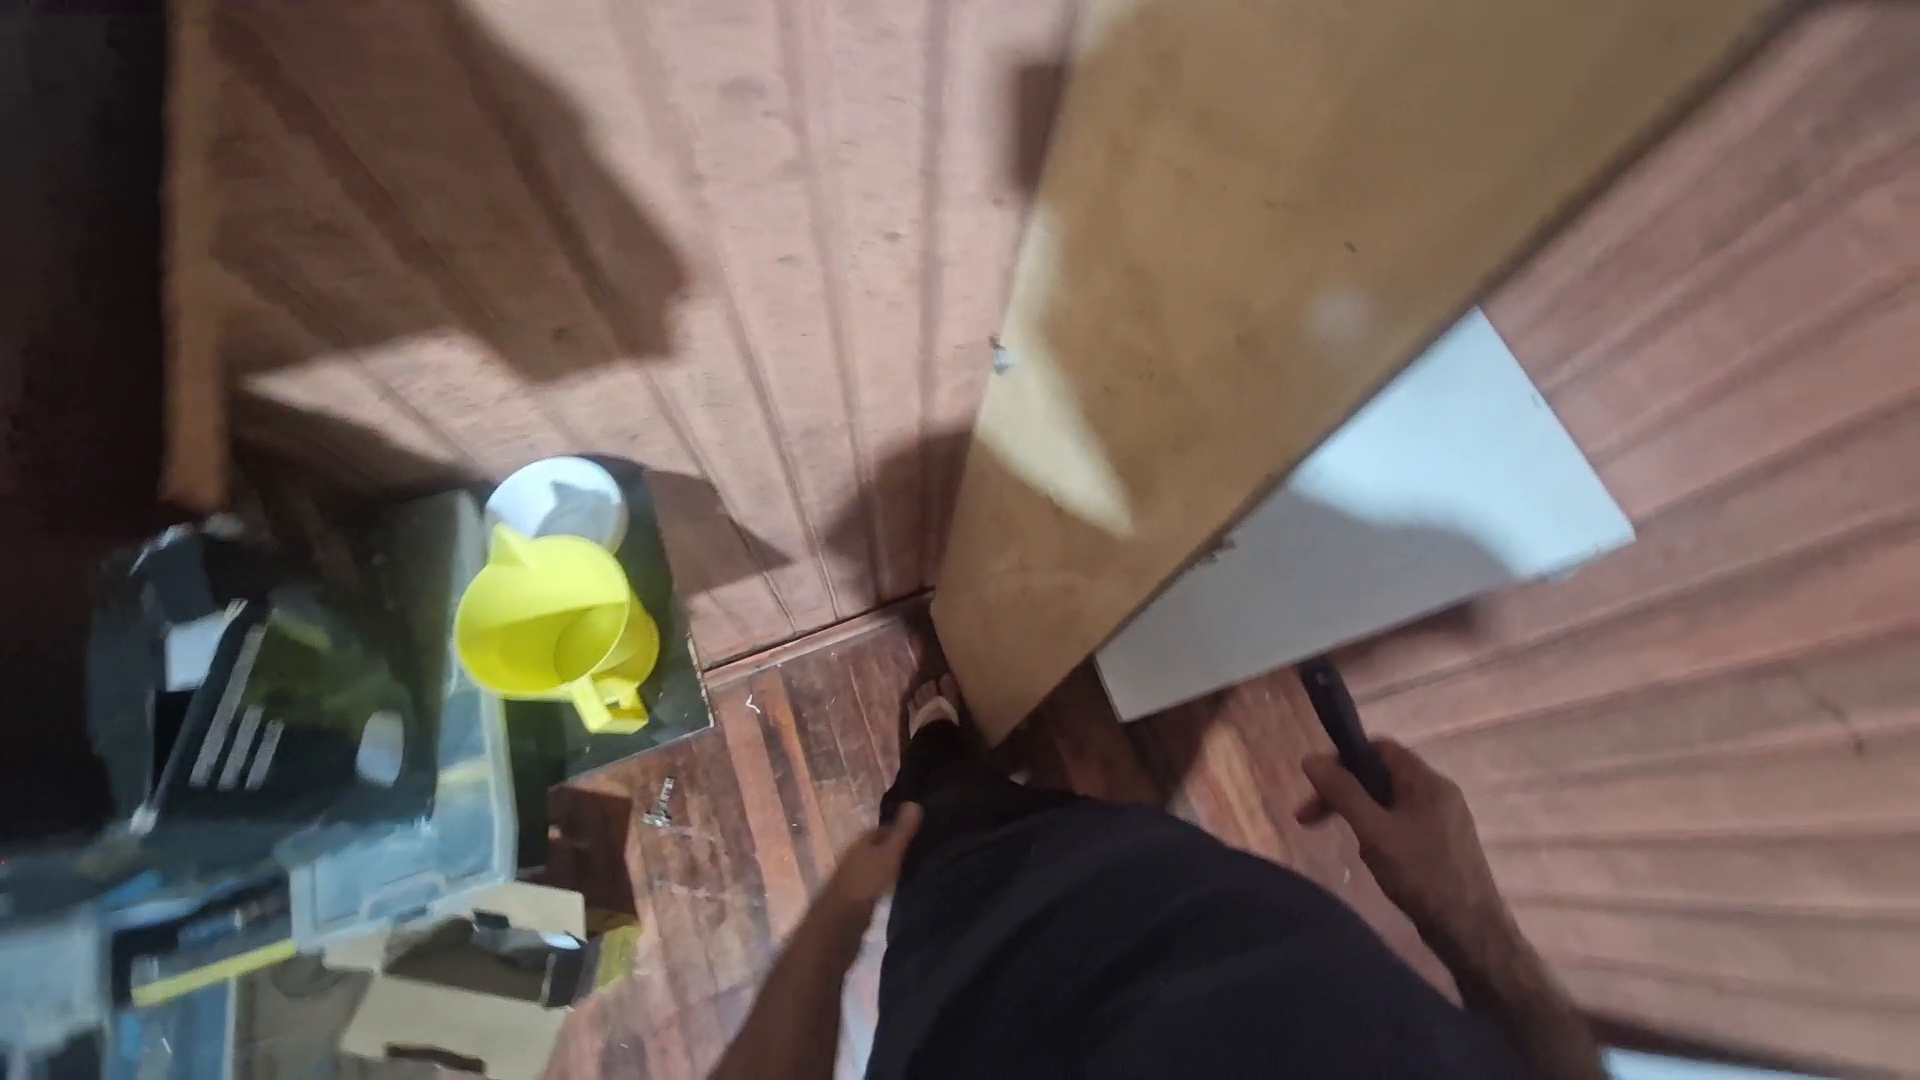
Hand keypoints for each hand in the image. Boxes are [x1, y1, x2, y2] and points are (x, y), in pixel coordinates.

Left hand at [820, 803, 922, 917]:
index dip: (900, 829)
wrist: (841, 921)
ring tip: (913, 869)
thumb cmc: (866, 882)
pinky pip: (874, 882)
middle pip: (878, 846)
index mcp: (861, 841)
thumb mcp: (889, 854)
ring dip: (890, 866)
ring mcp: (852, 876)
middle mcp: (854, 854)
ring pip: (875, 864)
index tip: (919, 833)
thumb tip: (915, 803)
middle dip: (895, 847)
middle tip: (919, 851)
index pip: (883, 829)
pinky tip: (897, 889)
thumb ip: (902, 832)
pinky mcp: (854, 896)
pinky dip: (885, 882)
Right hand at [1298, 740, 1510, 947]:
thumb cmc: (1421, 874)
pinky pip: (1401, 821)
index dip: (1345, 758)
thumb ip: (1342, 791)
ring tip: (1347, 842)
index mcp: (1427, 782)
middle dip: (1343, 791)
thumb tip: (1310, 757)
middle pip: (1380, 775)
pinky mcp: (1444, 843)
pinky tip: (1372, 855)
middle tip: (1309, 817)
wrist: (1471, 933)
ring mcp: (1444, 819)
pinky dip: (1378, 829)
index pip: (1380, 747)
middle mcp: (1439, 793)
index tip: (1320, 784)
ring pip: (1388, 801)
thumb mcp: (1373, 830)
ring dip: (1358, 814)